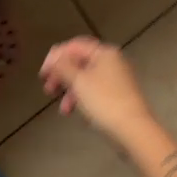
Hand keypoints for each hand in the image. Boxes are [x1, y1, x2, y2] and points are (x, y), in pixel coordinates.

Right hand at [40, 36, 158, 144]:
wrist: (134, 130)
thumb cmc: (104, 102)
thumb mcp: (79, 82)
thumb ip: (63, 67)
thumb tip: (54, 57)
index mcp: (104, 52)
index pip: (75, 46)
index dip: (56, 56)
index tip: (42, 73)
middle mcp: (112, 61)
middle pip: (80, 62)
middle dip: (62, 75)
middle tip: (48, 88)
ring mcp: (116, 79)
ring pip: (86, 79)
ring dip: (70, 91)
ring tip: (62, 109)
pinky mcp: (118, 96)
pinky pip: (94, 91)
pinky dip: (82, 99)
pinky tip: (76, 113)